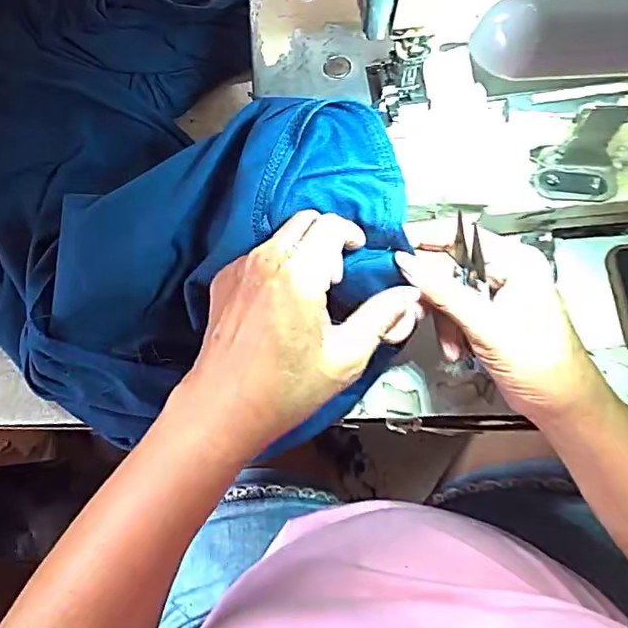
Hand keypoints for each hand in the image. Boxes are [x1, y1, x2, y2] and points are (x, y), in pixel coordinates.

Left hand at [180, 210, 423, 456]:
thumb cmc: (280, 390)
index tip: (358, 250)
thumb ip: (380, 317)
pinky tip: (282, 301)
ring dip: (301, 250)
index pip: (330, 225)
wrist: (224, 406)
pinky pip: (256, 255)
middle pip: (304, 221)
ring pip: (279, 236)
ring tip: (311, 290)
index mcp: (298, 275)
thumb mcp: (345, 356)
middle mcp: (265, 262)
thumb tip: (404, 297)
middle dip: (326, 237)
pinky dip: (275, 265)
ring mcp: (241, 269)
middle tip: (338, 272)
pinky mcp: (224, 280)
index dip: (351, 234)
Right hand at [394, 224, 617, 423]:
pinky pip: (454, 309)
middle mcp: (508, 272)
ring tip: (450, 342)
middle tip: (416, 306)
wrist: (562, 405)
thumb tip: (410, 264)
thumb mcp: (485, 325)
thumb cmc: (547, 368)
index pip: (462, 234)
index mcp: (517, 262)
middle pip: (449, 265)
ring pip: (447, 290)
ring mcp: (497, 293)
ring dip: (441, 318)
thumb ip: (443, 292)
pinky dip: (448, 328)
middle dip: (432, 293)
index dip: (427, 238)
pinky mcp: (489, 314)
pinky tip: (456, 347)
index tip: (399, 246)